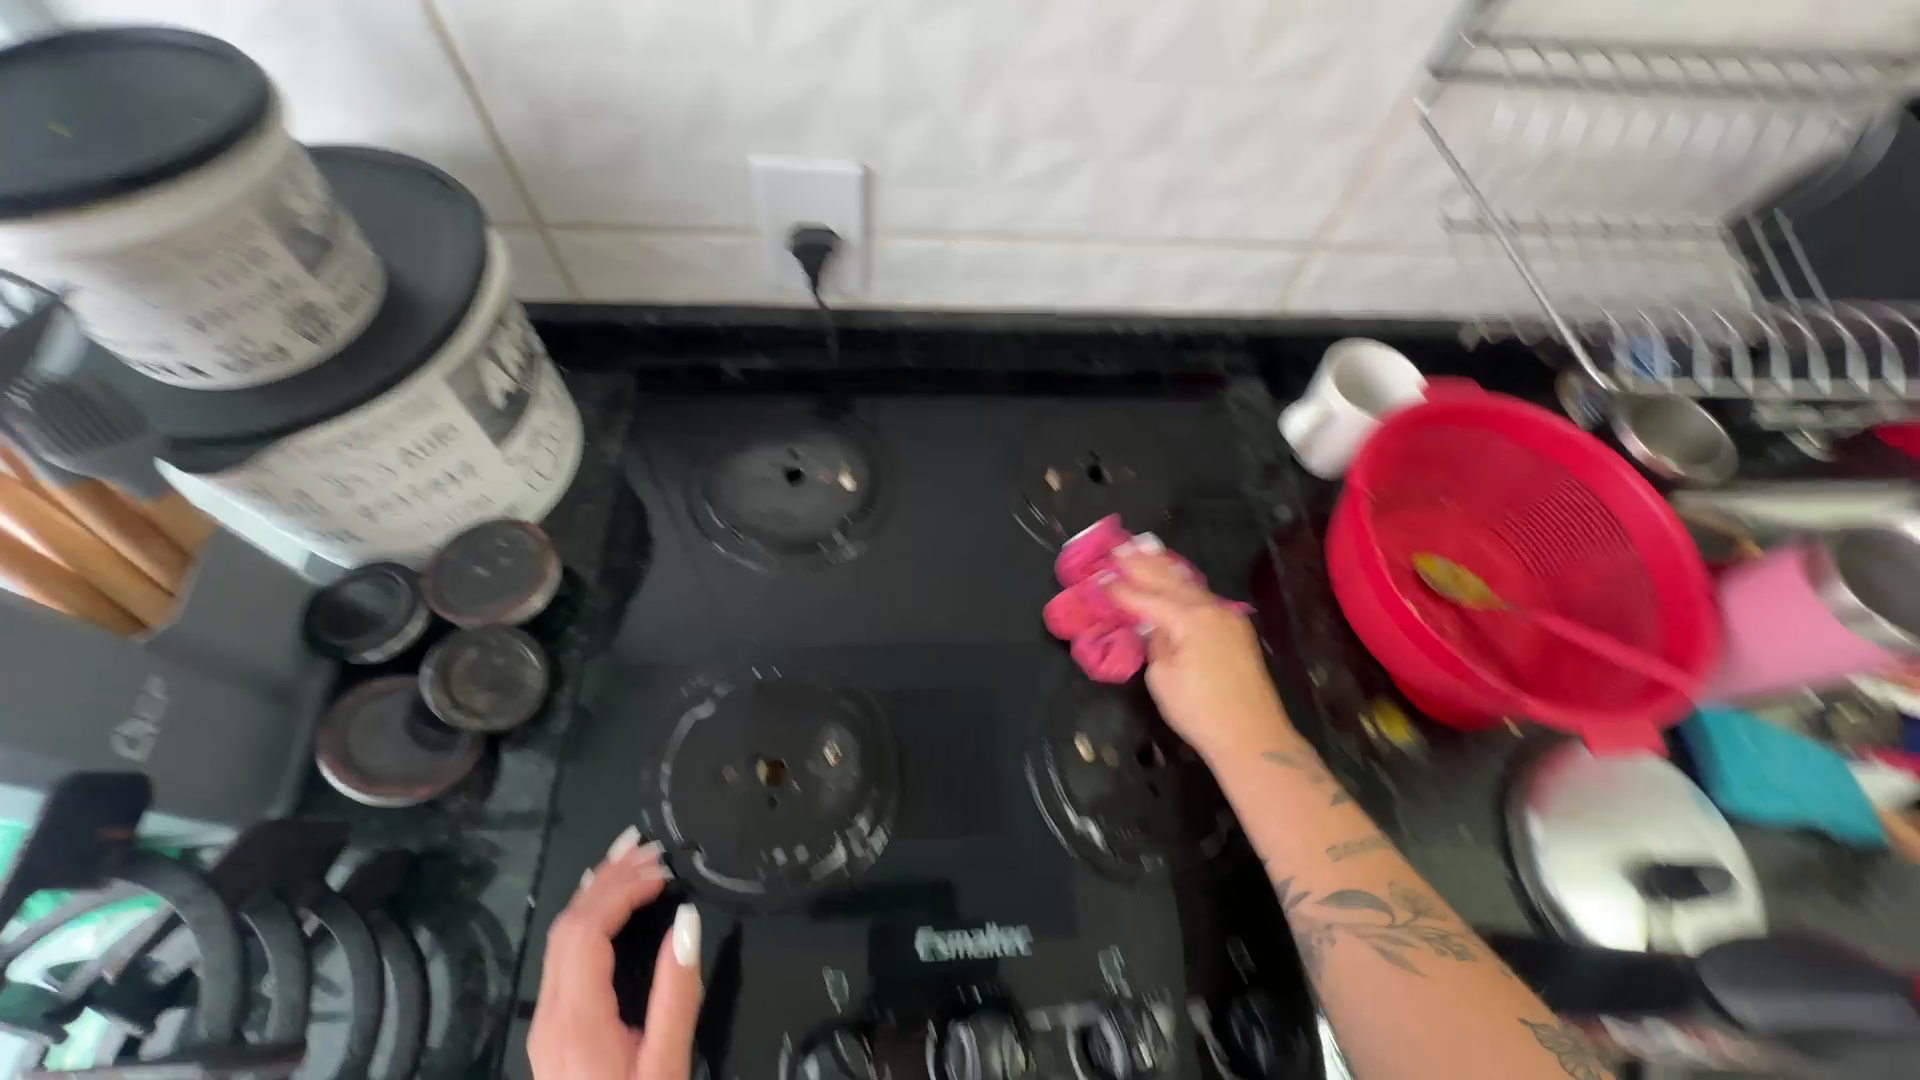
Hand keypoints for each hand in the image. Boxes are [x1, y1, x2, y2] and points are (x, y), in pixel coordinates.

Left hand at [529, 828, 701, 1079]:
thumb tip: (688, 921)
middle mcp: (550, 1013)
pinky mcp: (553, 1028)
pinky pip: (562, 954)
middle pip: (567, 926)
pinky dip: (587, 915)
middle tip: (649, 844)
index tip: (664, 869)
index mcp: (576, 1019)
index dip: (622, 889)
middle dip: (608, 877)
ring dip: (595, 890)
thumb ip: (678, 992)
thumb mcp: (666, 1063)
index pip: (587, 931)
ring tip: (628, 854)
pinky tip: (604, 901)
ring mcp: (546, 1021)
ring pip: (560, 937)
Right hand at [1107, 541, 1292, 760]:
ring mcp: (1228, 618)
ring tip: (1144, 551)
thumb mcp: (1162, 677)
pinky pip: (1203, 597)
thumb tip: (1156, 628)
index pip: (1147, 598)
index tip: (1099, 578)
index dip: (1121, 590)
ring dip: (1164, 568)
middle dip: (1143, 564)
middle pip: (1170, 581)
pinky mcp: (1236, 631)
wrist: (1252, 736)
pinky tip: (1175, 578)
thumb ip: (1156, 644)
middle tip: (1119, 548)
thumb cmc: (1199, 711)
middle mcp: (1211, 609)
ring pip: (1190, 585)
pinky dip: (1183, 585)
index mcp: (1190, 619)